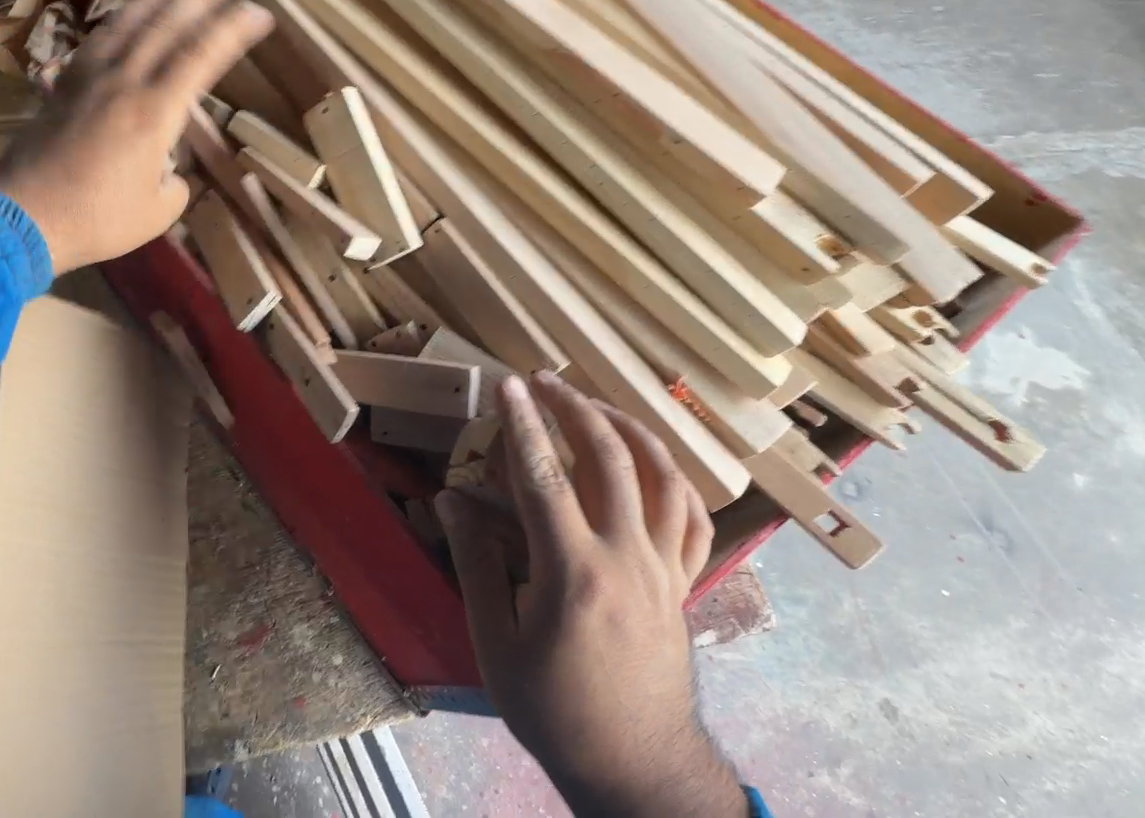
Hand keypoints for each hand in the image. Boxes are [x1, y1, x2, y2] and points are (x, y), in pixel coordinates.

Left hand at [0, 0, 272, 273]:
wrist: (24, 217)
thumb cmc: (97, 219)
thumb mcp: (157, 212)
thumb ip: (175, 184)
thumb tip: (169, 170)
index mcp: (155, 112)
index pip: (202, 57)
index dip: (233, 31)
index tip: (258, 12)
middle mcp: (124, 83)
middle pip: (166, 27)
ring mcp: (89, 81)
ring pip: (126, 26)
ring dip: (153, 0)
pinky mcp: (62, 88)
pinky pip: (94, 44)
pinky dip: (113, 25)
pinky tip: (118, 21)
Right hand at [435, 373, 745, 817]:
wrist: (635, 764)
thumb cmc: (553, 708)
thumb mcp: (495, 644)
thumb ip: (475, 564)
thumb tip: (451, 500)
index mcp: (573, 573)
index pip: (544, 477)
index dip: (523, 424)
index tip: (508, 384)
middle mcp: (627, 559)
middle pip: (609, 460)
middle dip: (575, 409)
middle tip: (544, 380)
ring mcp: (665, 569)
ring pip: (661, 477)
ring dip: (628, 429)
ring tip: (595, 404)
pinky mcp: (685, 584)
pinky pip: (693, 517)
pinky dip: (673, 477)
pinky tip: (652, 462)